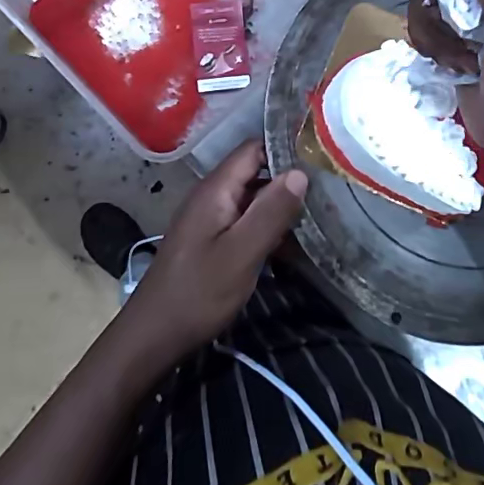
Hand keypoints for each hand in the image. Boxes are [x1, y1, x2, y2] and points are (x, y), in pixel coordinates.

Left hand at [123, 140, 306, 357]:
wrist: (154, 336)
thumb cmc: (199, 293)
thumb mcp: (241, 252)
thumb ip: (271, 212)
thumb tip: (300, 172)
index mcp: (216, 190)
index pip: (253, 149)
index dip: (285, 148)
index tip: (320, 156)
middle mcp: (211, 197)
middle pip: (254, 172)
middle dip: (289, 178)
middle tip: (329, 188)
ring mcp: (209, 220)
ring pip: (252, 199)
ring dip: (281, 205)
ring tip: (321, 213)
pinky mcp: (211, 241)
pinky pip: (245, 222)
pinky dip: (268, 227)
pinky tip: (293, 244)